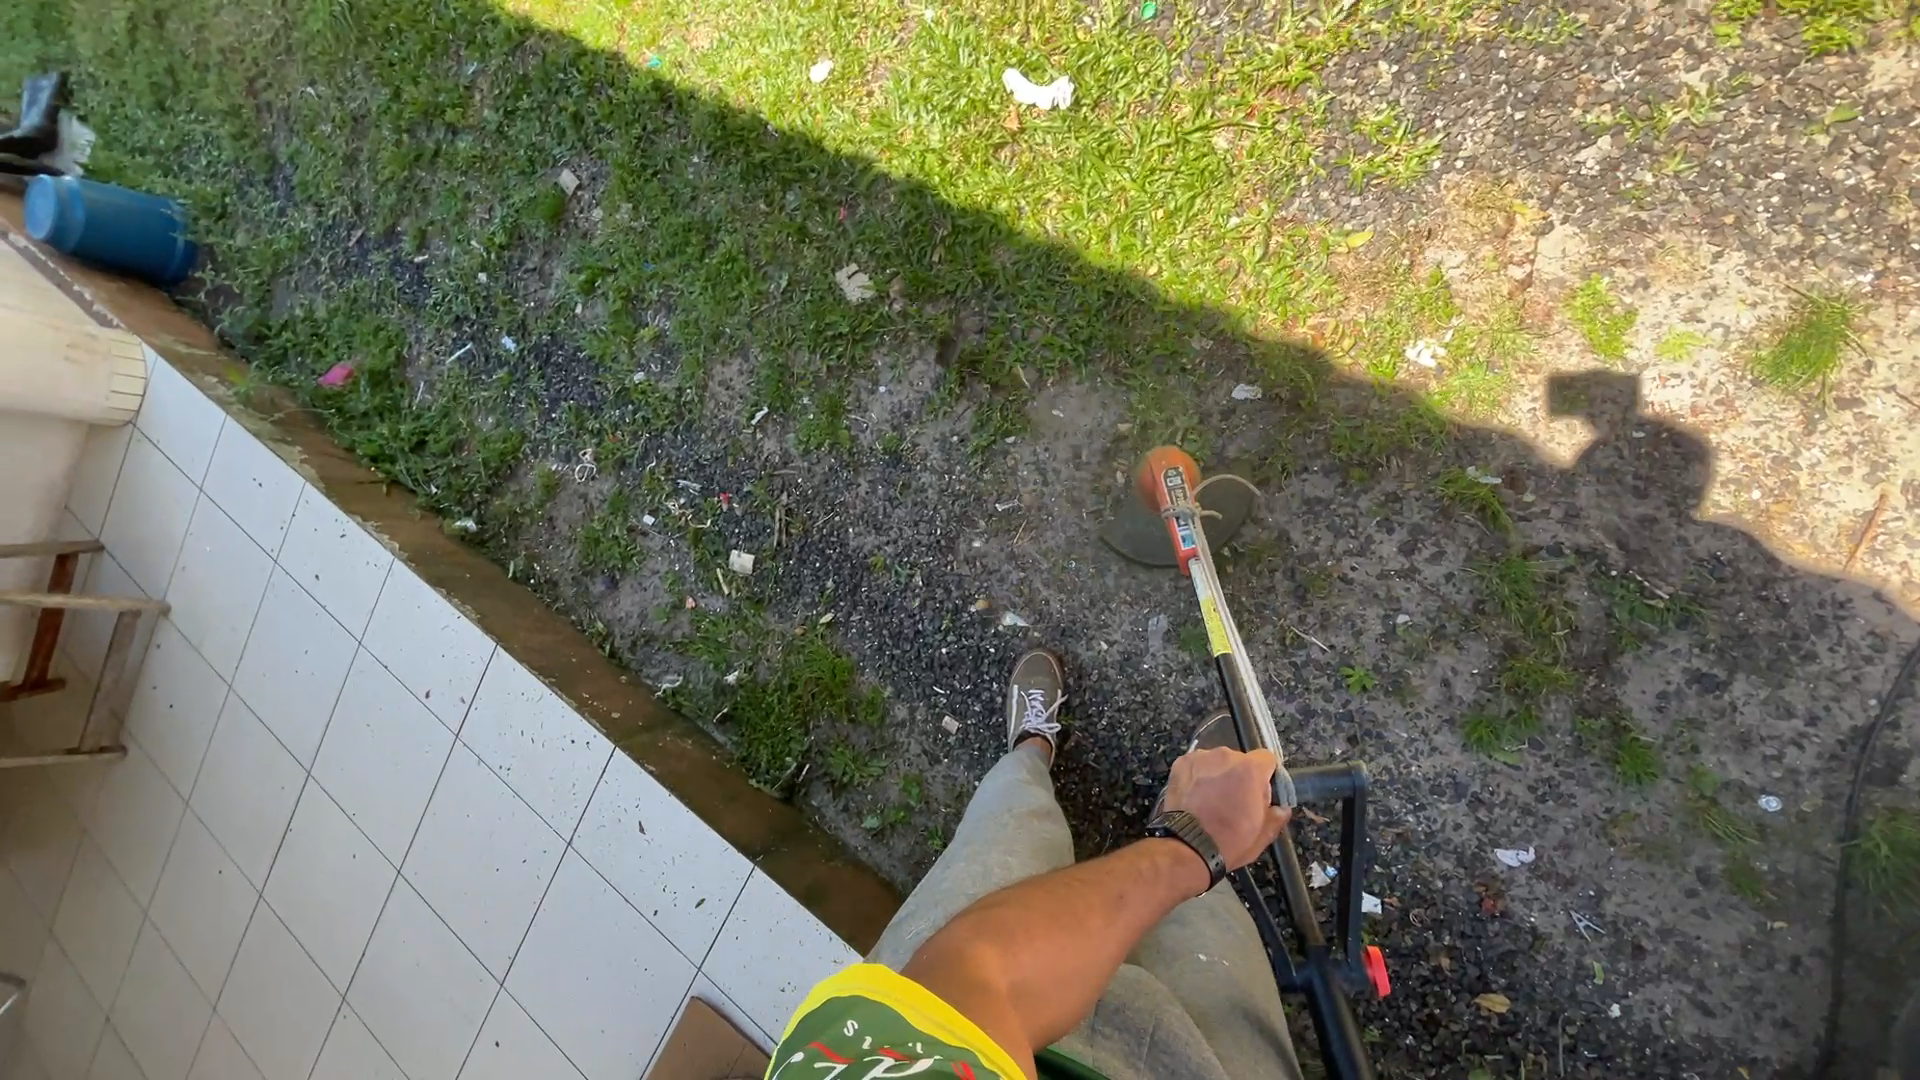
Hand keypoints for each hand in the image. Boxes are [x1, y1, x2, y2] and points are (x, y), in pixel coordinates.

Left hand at [1162, 747, 1290, 869]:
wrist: (1188, 844)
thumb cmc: (1230, 840)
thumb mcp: (1263, 834)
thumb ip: (1276, 815)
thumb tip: (1281, 808)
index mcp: (1250, 769)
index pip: (1267, 758)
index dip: (1266, 775)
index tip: (1261, 792)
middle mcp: (1225, 756)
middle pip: (1240, 760)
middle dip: (1240, 776)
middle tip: (1235, 800)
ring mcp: (1200, 757)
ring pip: (1217, 762)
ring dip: (1218, 774)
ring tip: (1212, 799)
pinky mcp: (1180, 762)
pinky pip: (1197, 765)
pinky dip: (1198, 775)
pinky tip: (1195, 795)